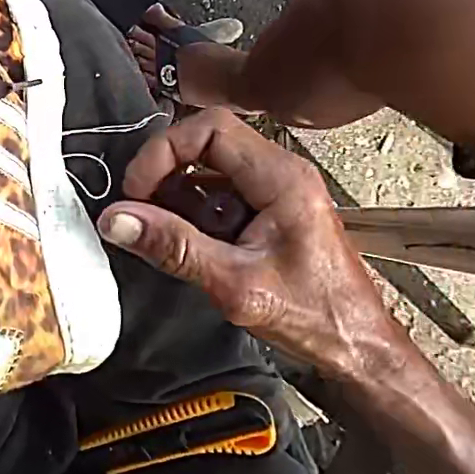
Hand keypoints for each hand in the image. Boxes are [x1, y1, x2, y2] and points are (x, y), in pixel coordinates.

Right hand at [97, 109, 410, 379]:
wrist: (355, 345)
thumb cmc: (316, 316)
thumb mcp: (233, 284)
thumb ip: (173, 247)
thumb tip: (119, 220)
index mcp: (281, 178)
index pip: (209, 128)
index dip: (162, 152)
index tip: (137, 191)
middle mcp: (279, 174)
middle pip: (203, 141)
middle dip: (162, 172)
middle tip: (139, 209)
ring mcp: (272, 192)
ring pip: (206, 168)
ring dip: (173, 194)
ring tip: (159, 231)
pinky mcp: (264, 212)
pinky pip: (215, 193)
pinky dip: (188, 211)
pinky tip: (184, 243)